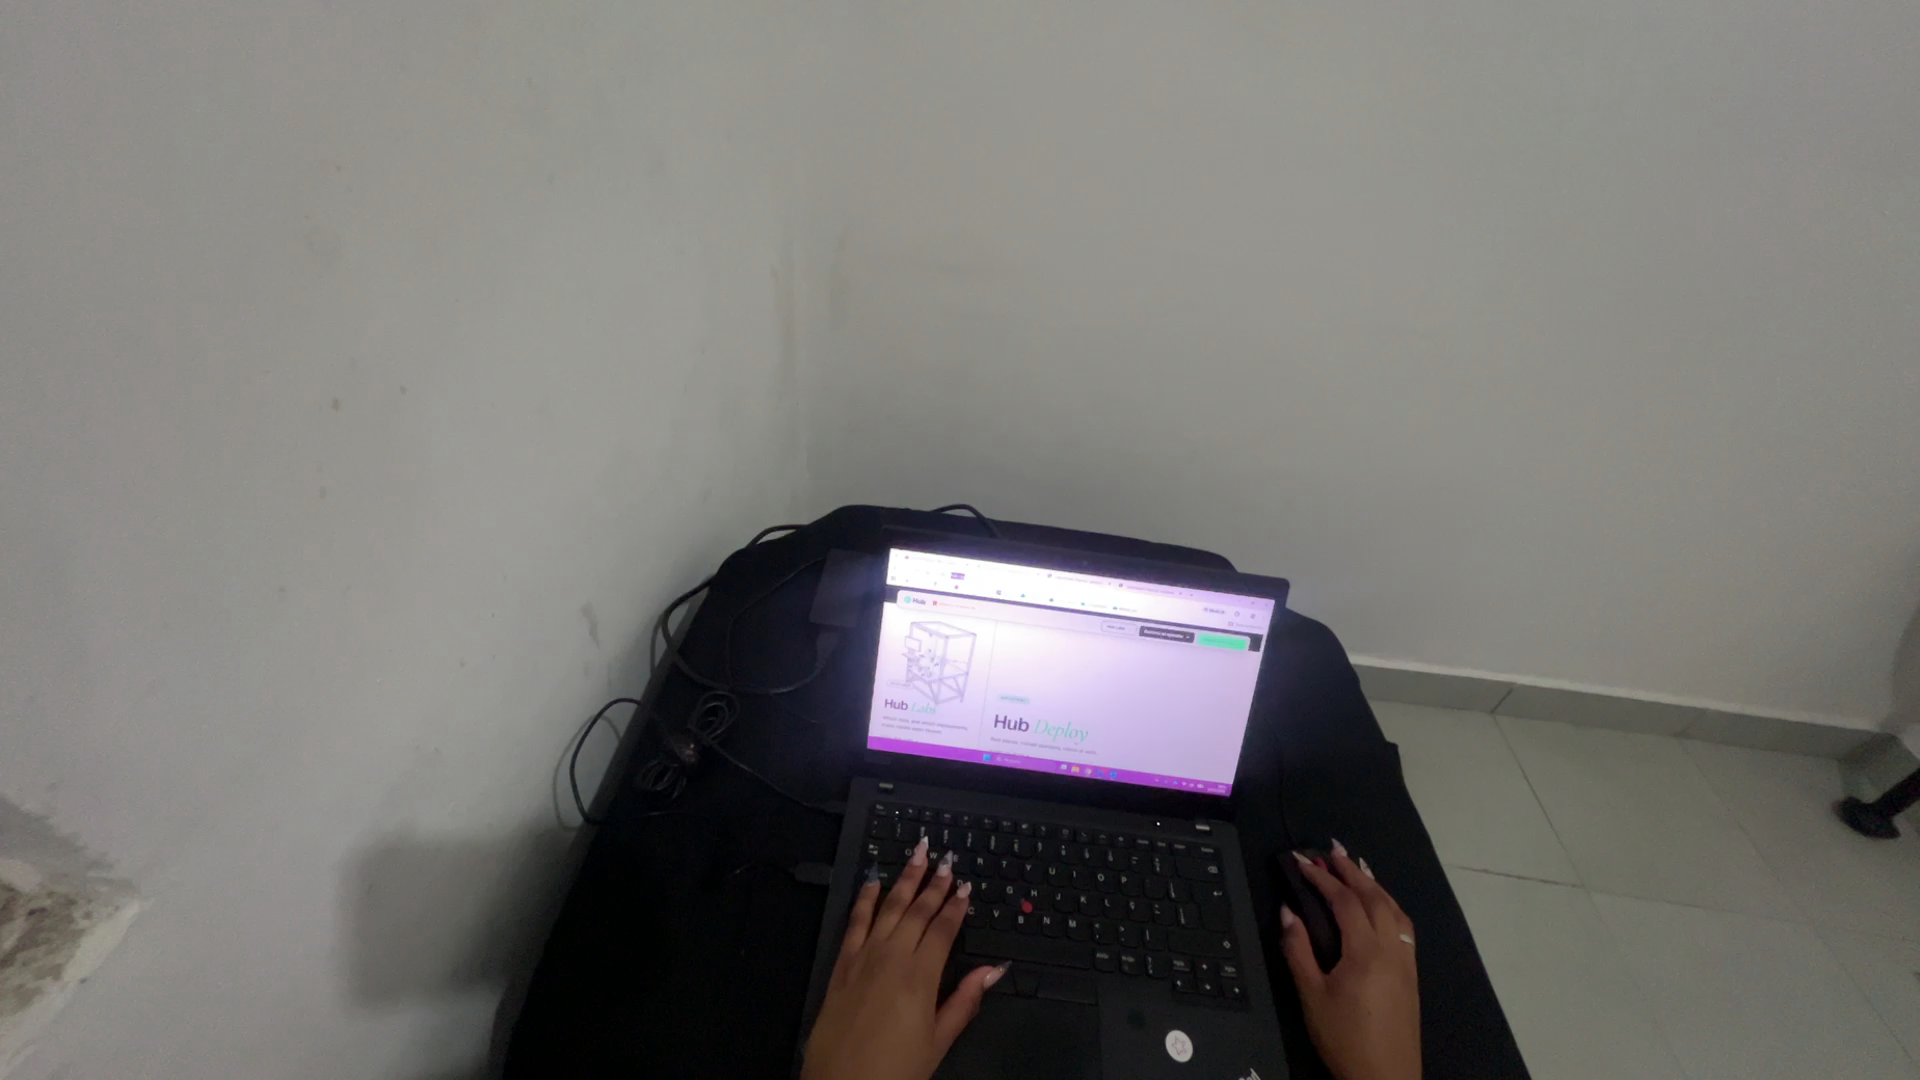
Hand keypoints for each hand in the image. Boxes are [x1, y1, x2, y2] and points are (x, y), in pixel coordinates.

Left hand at [801, 838, 1007, 1079]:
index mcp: (920, 975)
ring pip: (889, 906)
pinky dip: (865, 897)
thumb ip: (965, 1001)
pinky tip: (873, 880)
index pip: (943, 928)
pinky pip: (855, 920)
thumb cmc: (895, 1071)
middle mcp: (893, 956)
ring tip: (917, 853)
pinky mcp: (842, 962)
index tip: (966, 885)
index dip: (956, 905)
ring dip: (905, 878)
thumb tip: (994, 970)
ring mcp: (865, 955)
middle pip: (918, 910)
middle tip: (947, 859)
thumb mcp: (938, 1041)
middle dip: (935, 882)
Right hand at [1279, 843, 1420, 1079]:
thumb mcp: (1310, 994)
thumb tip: (1288, 910)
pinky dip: (1388, 904)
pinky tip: (1378, 902)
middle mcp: (1391, 952)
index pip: (1344, 902)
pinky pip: (1403, 927)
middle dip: (1352, 871)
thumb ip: (1298, 949)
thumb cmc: (1343, 1038)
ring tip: (1355, 866)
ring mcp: (1406, 963)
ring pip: (1394, 911)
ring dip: (1374, 884)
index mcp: (1366, 954)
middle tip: (1330, 849)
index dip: (1322, 877)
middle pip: (1375, 899)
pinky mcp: (1411, 976)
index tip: (1300, 860)